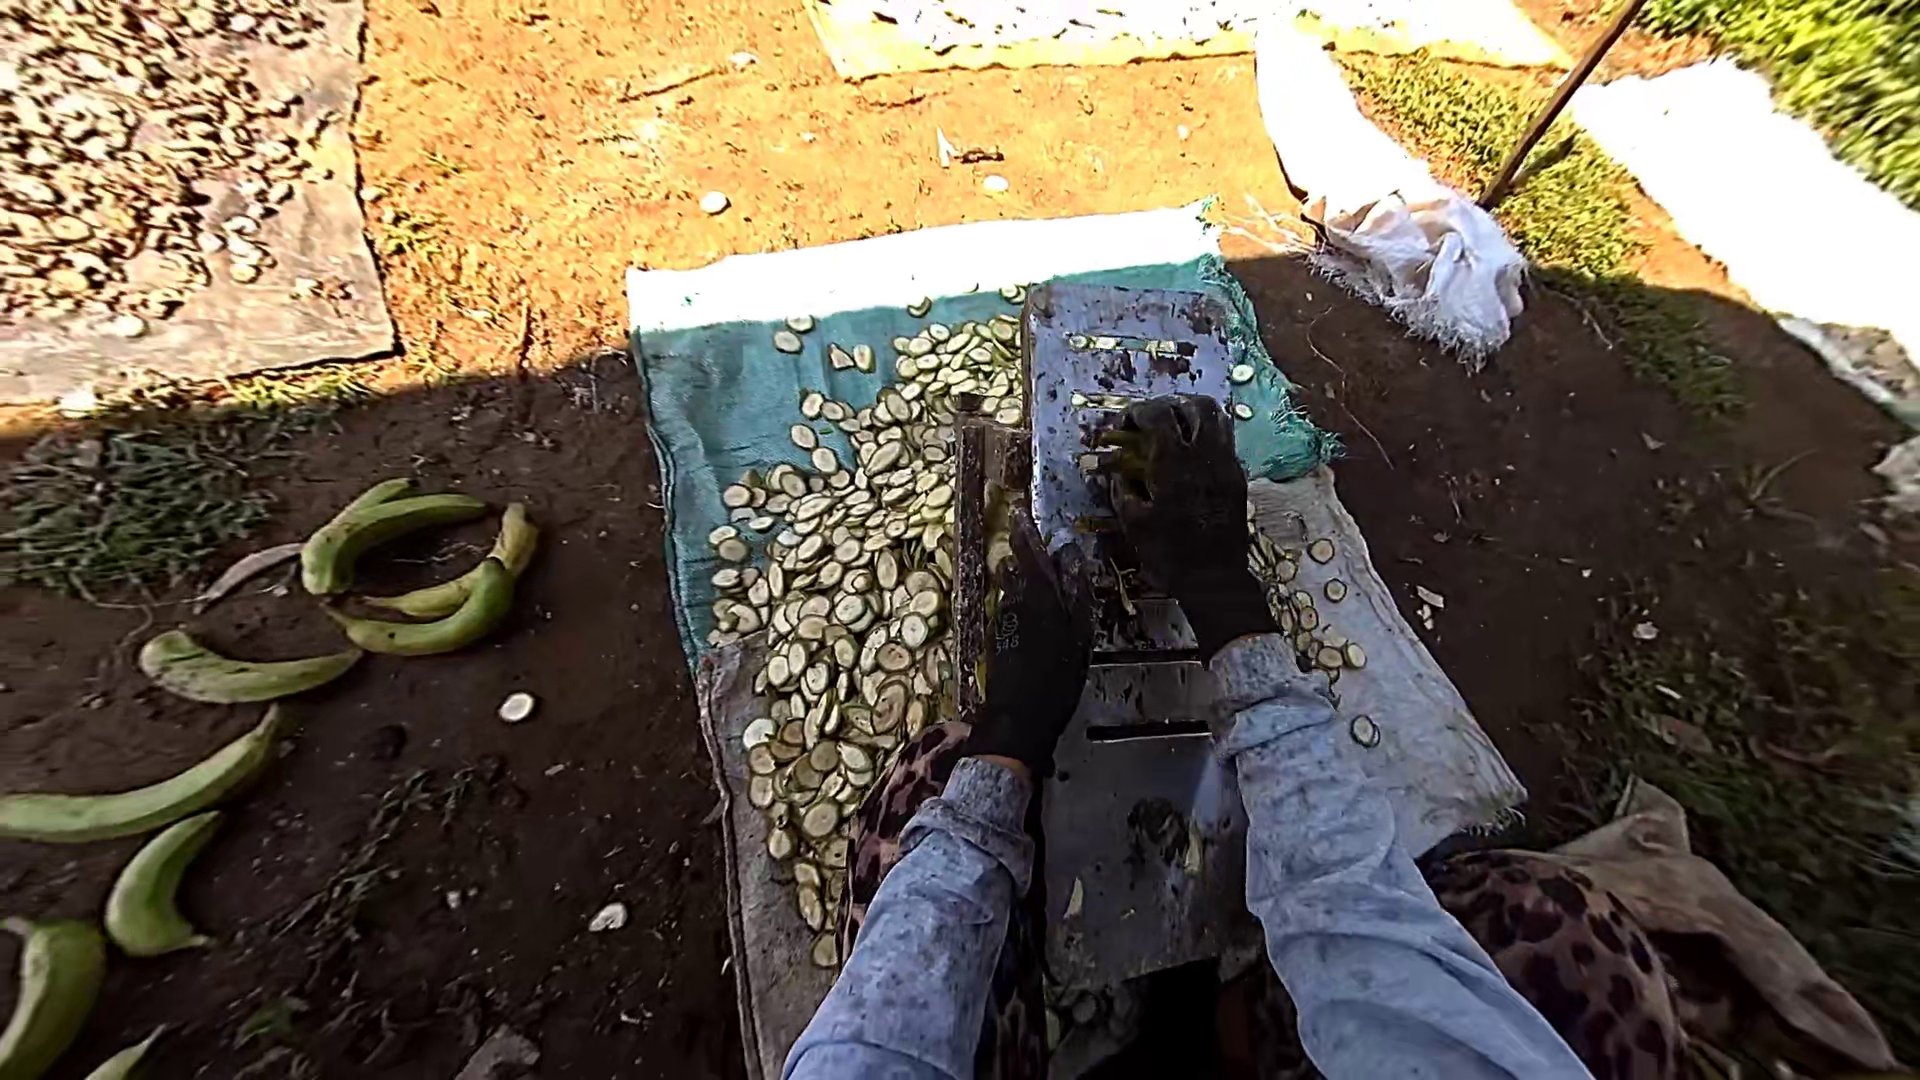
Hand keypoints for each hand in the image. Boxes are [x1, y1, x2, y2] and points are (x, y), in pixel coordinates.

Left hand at [965, 507, 1093, 778]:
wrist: (1017, 716)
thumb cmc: (1056, 679)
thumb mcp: (1077, 638)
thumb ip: (1076, 595)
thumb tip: (1072, 558)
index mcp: (1039, 599)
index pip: (1030, 555)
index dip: (1025, 532)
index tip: (1018, 510)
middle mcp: (1016, 602)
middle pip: (1017, 567)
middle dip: (1021, 549)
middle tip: (1024, 532)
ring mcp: (1002, 617)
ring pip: (1010, 585)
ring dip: (1017, 572)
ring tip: (1025, 562)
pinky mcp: (996, 632)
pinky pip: (1008, 603)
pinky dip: (1016, 595)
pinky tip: (1025, 601)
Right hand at [1105, 394, 1274, 656]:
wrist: (1213, 577)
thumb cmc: (1167, 552)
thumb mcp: (1132, 522)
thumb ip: (1122, 489)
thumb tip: (1116, 472)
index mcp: (1174, 463)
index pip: (1158, 414)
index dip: (1137, 411)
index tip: (1123, 423)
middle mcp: (1204, 454)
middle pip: (1192, 405)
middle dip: (1166, 405)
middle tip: (1149, 420)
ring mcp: (1226, 463)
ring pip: (1216, 417)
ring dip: (1190, 414)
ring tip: (1172, 429)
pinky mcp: (1237, 476)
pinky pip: (1224, 439)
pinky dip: (1204, 435)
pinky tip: (1189, 453)